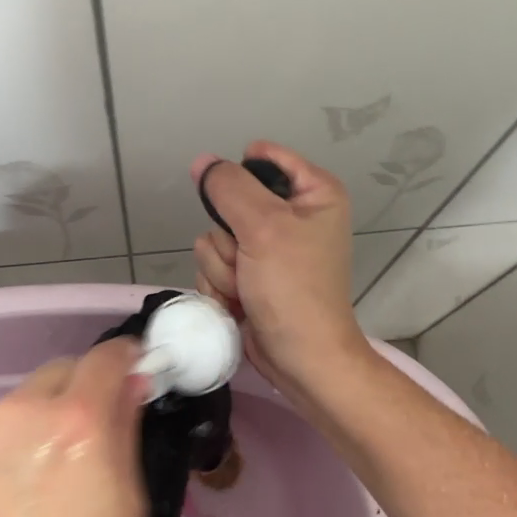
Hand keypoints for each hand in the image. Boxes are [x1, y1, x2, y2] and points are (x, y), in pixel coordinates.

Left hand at [0, 338, 148, 516]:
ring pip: (23, 406)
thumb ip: (127, 437)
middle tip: (91, 442)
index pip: (110, 355)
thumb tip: (129, 392)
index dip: (130, 362)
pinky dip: (4, 451)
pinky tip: (1, 503)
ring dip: (41, 425)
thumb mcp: (128, 510)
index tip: (137, 381)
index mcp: (78, 420)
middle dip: (84, 394)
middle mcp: (22, 408)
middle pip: (63, 372)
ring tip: (39, 488)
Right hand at [190, 141, 369, 389]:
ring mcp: (268, 252)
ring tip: (248, 290)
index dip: (242, 180)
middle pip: (229, 205)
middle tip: (250, 264)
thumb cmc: (294, 290)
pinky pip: (215, 269)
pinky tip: (241, 305)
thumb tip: (202, 162)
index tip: (242, 210)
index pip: (262, 158)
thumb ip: (228, 188)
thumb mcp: (264, 227)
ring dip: (224, 271)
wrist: (301, 357)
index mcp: (314, 194)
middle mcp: (293, 218)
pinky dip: (222, 290)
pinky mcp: (251, 280)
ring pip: (215, 241)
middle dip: (230, 241)